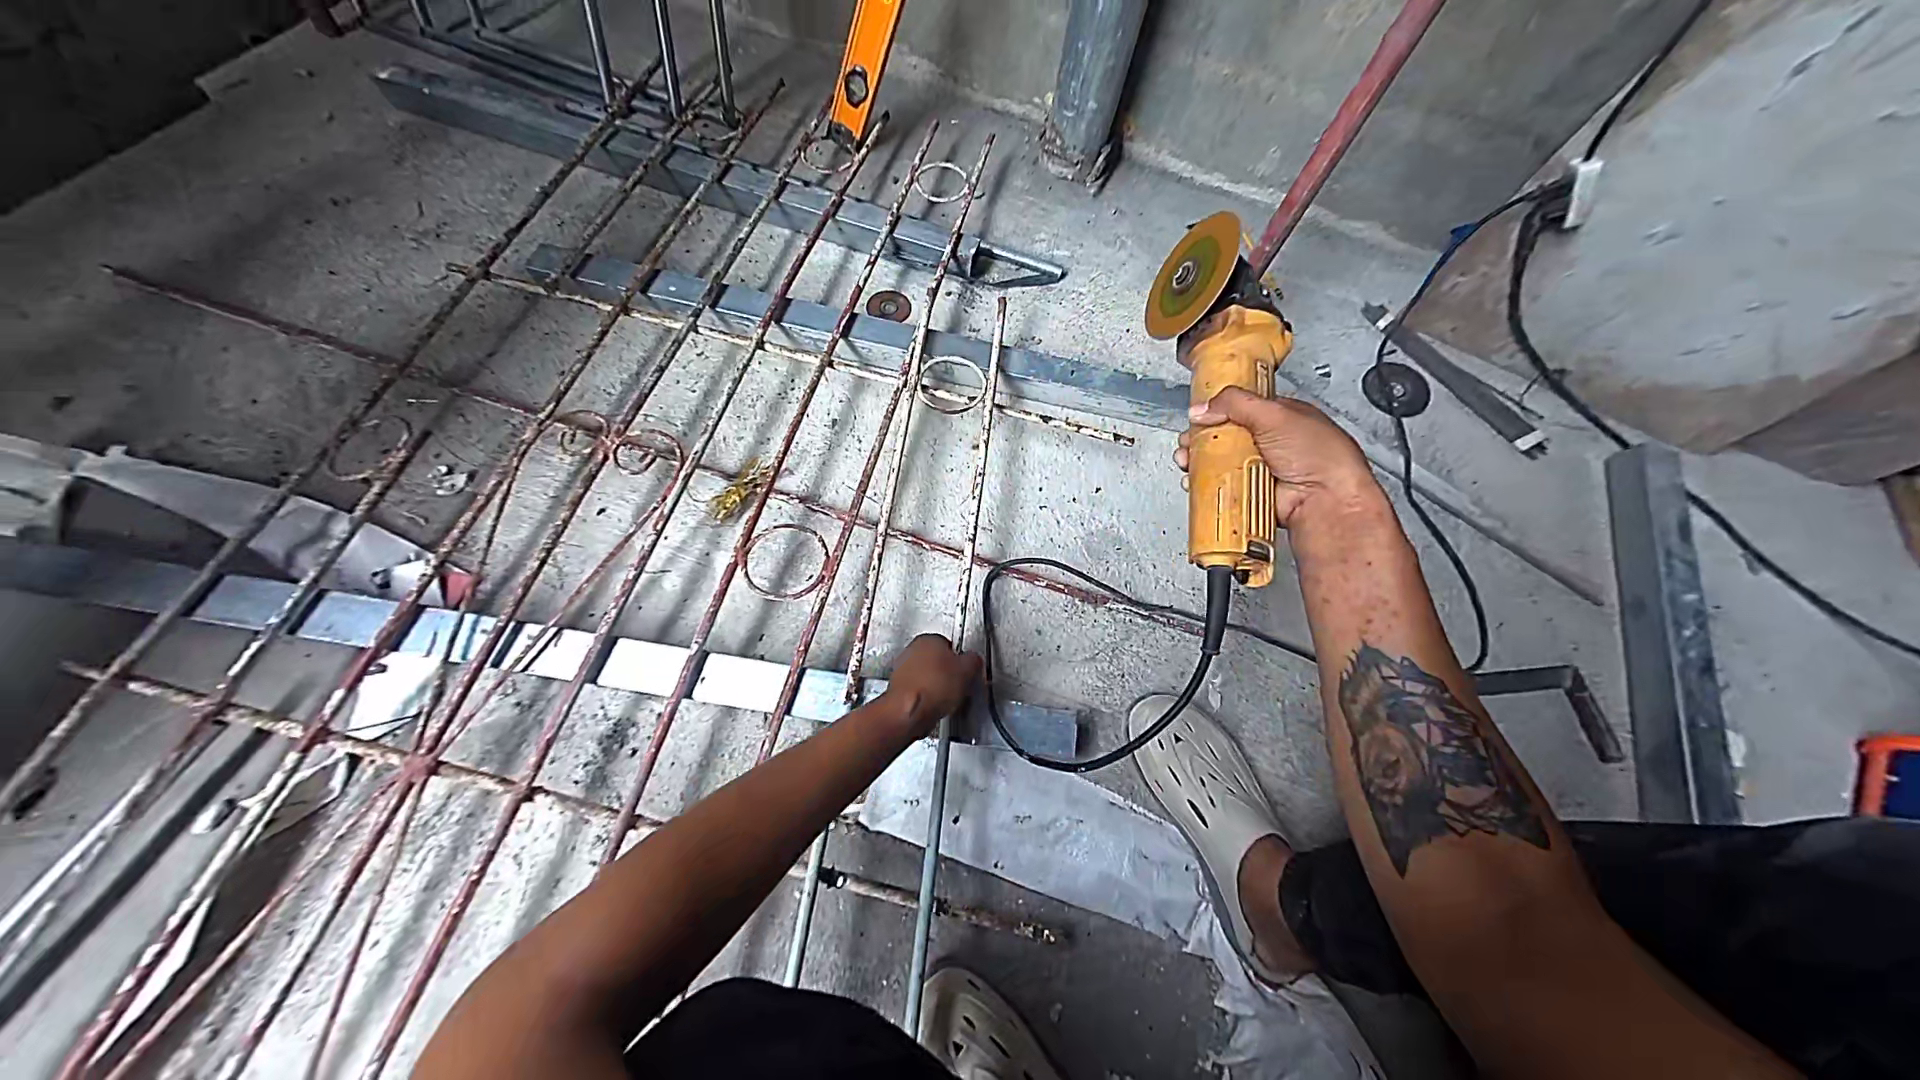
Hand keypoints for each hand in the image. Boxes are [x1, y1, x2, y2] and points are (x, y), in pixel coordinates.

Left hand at [882, 634, 983, 737]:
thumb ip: (973, 660)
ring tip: (946, 698)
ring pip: (925, 675)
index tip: (966, 669)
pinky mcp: (897, 689)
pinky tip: (932, 705)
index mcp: (929, 639)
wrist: (909, 712)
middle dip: (946, 671)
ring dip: (934, 685)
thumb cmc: (933, 688)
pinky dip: (924, 697)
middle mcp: (911, 650)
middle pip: (935, 658)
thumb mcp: (968, 671)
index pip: (949, 643)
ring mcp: (902, 669)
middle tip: (958, 684)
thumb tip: (974, 660)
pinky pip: (917, 690)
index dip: (960, 658)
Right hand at [1174, 386, 1383, 529]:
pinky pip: (1221, 486)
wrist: (1325, 500)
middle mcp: (1268, 442)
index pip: (1239, 408)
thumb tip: (1202, 408)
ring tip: (1187, 461)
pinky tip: (1196, 480)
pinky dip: (1205, 484)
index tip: (1196, 417)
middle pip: (1223, 436)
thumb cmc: (1319, 456)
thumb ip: (1236, 403)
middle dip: (1200, 439)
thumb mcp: (1274, 414)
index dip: (1215, 411)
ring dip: (1197, 462)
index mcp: (1279, 417)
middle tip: (1188, 442)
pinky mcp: (1250, 490)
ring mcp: (1258, 468)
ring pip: (1218, 462)